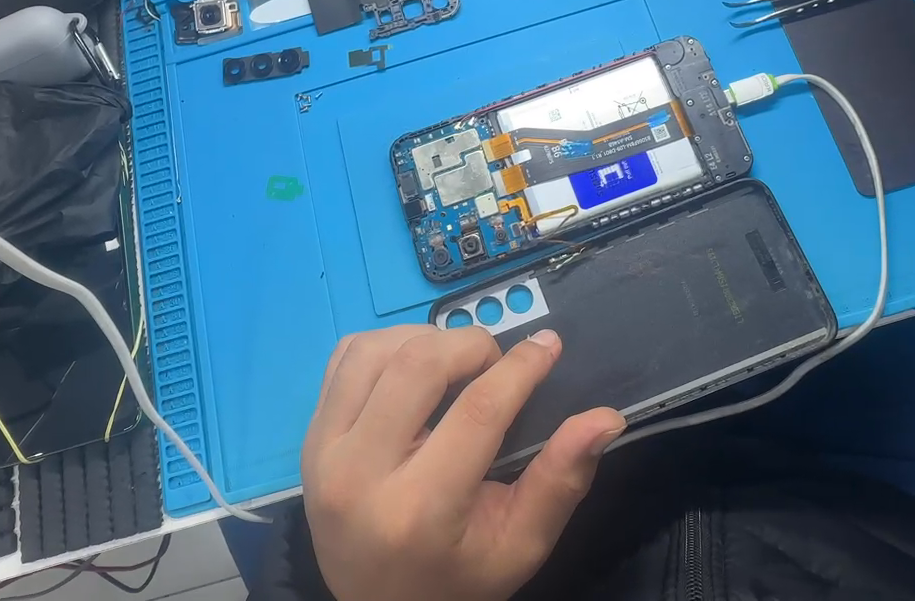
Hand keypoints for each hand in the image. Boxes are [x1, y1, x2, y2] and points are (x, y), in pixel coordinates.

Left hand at [301, 325, 625, 600]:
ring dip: (428, 339)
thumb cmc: (457, 577)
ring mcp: (324, 450)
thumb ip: (562, 479)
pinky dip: (387, 344)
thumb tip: (606, 417)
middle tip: (497, 362)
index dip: (520, 367)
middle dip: (472, 345)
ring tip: (456, 363)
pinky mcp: (308, 434)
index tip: (548, 344)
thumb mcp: (519, 544)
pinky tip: (412, 366)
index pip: (477, 412)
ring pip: (379, 349)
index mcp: (418, 511)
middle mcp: (360, 473)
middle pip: (420, 365)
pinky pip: (346, 355)